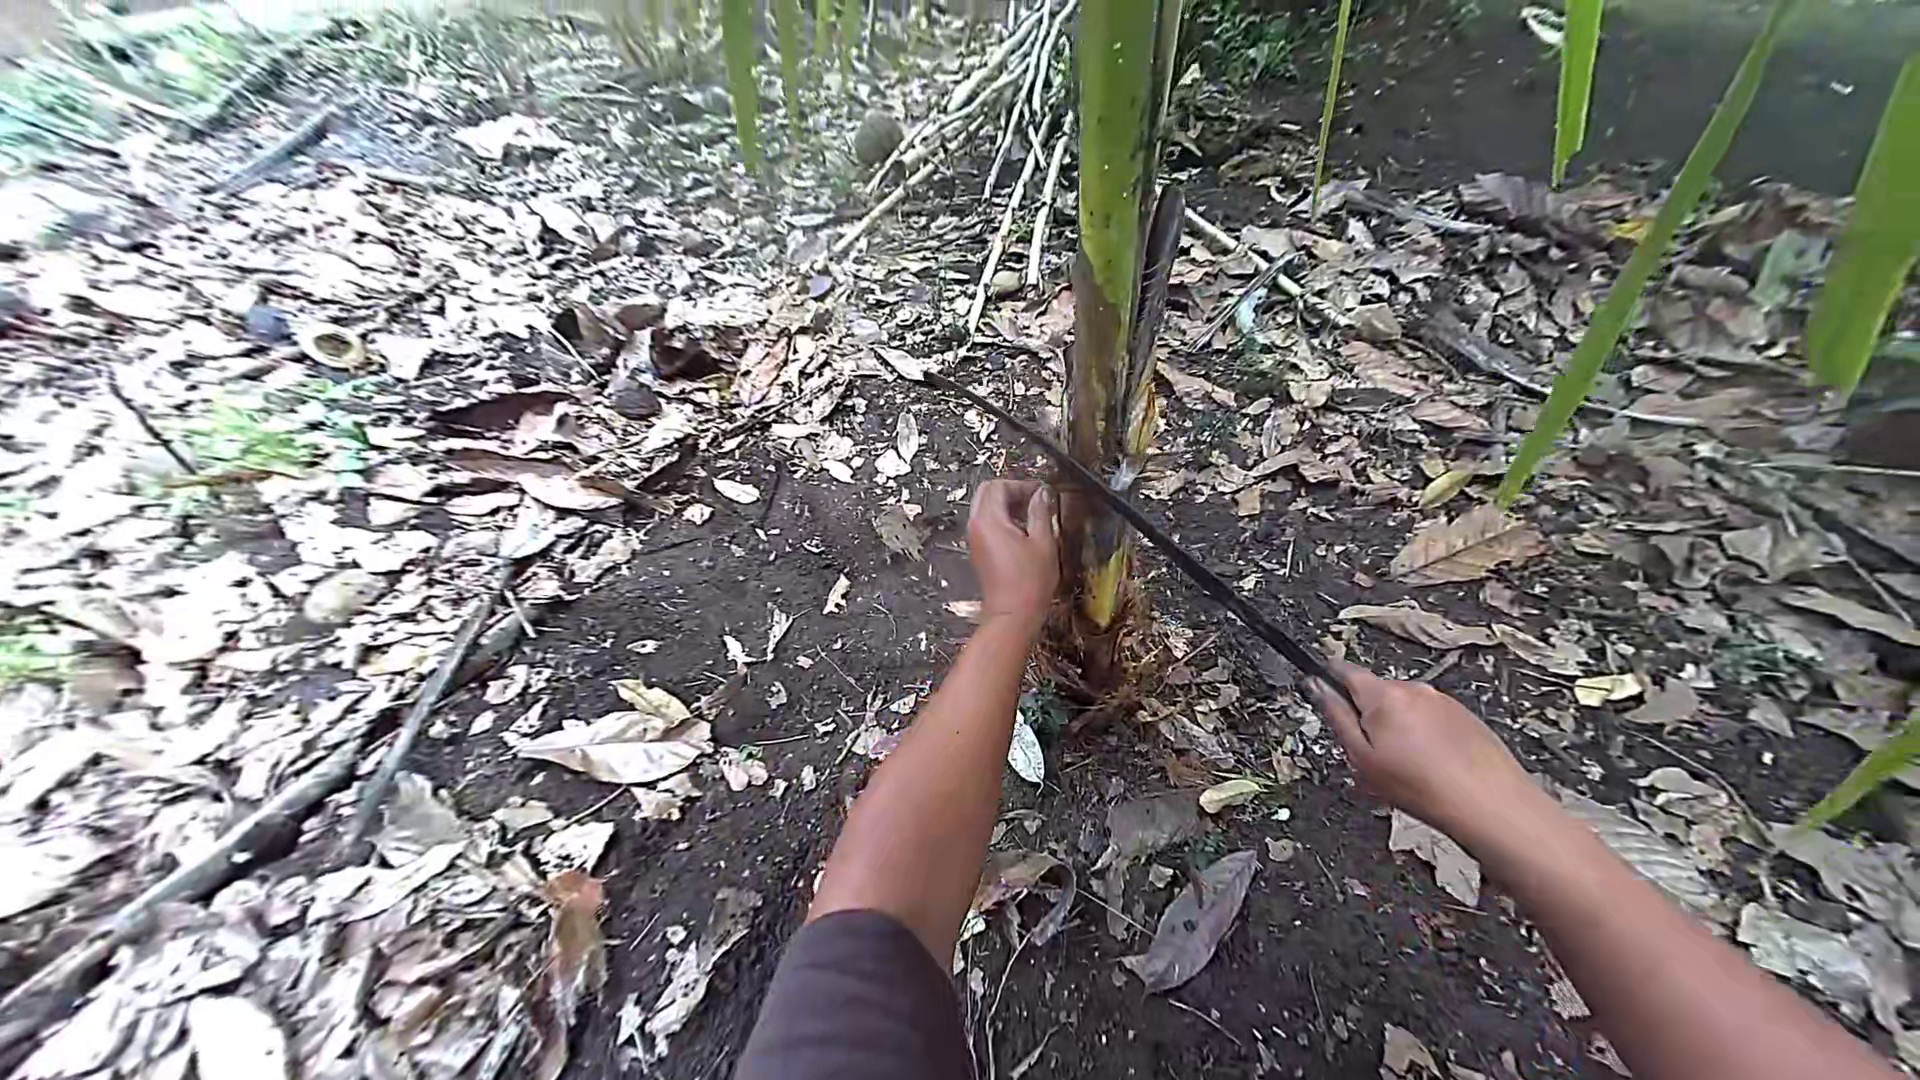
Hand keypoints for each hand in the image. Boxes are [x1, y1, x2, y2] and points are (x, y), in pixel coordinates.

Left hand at [967, 479, 1057, 632]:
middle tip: (1034, 501)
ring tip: (1031, 517)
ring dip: (1007, 506)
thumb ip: (1041, 512)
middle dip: (1011, 492)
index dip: (1021, 485)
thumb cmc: (1029, 583)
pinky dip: (1002, 520)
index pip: (998, 486)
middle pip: (987, 493)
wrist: (1013, 615)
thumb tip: (1042, 494)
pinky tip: (1023, 533)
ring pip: (985, 508)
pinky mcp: (979, 551)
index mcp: (988, 520)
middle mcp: (976, 527)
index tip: (1040, 493)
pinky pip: (986, 524)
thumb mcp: (1043, 542)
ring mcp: (975, 540)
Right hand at [1308, 661, 1540, 842]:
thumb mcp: (1361, 756)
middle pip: (1374, 692)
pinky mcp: (1466, 717)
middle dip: (1366, 716)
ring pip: (1402, 707)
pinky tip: (1429, 767)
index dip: (1328, 681)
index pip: (1343, 669)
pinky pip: (1430, 718)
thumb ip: (1335, 715)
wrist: (1494, 808)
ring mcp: (1443, 702)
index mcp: (1384, 695)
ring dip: (1396, 728)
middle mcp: (1415, 690)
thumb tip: (1316, 685)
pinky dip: (1423, 737)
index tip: (1325, 696)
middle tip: (1369, 752)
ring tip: (1404, 767)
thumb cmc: (1425, 788)